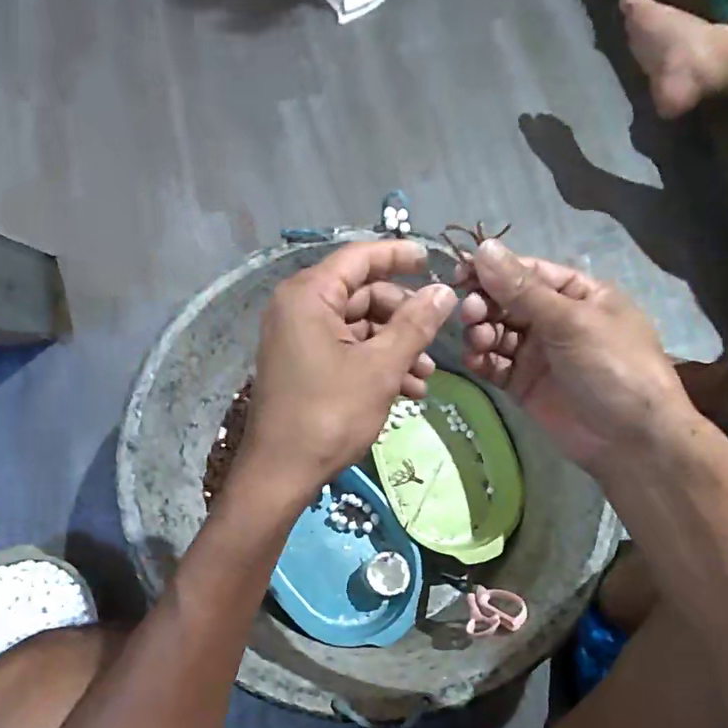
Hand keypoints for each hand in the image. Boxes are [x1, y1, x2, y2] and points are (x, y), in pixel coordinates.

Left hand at [240, 240, 457, 493]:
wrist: (282, 472)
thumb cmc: (330, 414)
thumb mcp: (380, 367)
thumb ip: (415, 325)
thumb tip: (445, 292)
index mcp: (308, 296)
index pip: (359, 258)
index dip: (398, 256)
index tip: (432, 261)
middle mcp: (297, 309)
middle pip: (361, 295)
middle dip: (403, 318)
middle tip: (435, 342)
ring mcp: (297, 340)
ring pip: (357, 328)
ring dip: (395, 348)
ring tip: (425, 378)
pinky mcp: (302, 367)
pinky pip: (344, 351)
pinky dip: (375, 365)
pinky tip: (407, 391)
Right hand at [457, 240, 689, 471]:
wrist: (630, 439)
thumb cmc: (613, 367)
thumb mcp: (571, 321)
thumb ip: (523, 289)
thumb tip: (483, 248)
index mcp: (577, 294)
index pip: (527, 272)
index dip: (493, 271)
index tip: (460, 273)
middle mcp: (555, 319)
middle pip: (507, 302)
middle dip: (485, 304)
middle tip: (470, 314)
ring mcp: (538, 354)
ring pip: (497, 333)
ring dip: (482, 333)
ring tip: (479, 341)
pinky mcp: (524, 384)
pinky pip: (495, 365)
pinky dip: (482, 361)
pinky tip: (476, 361)